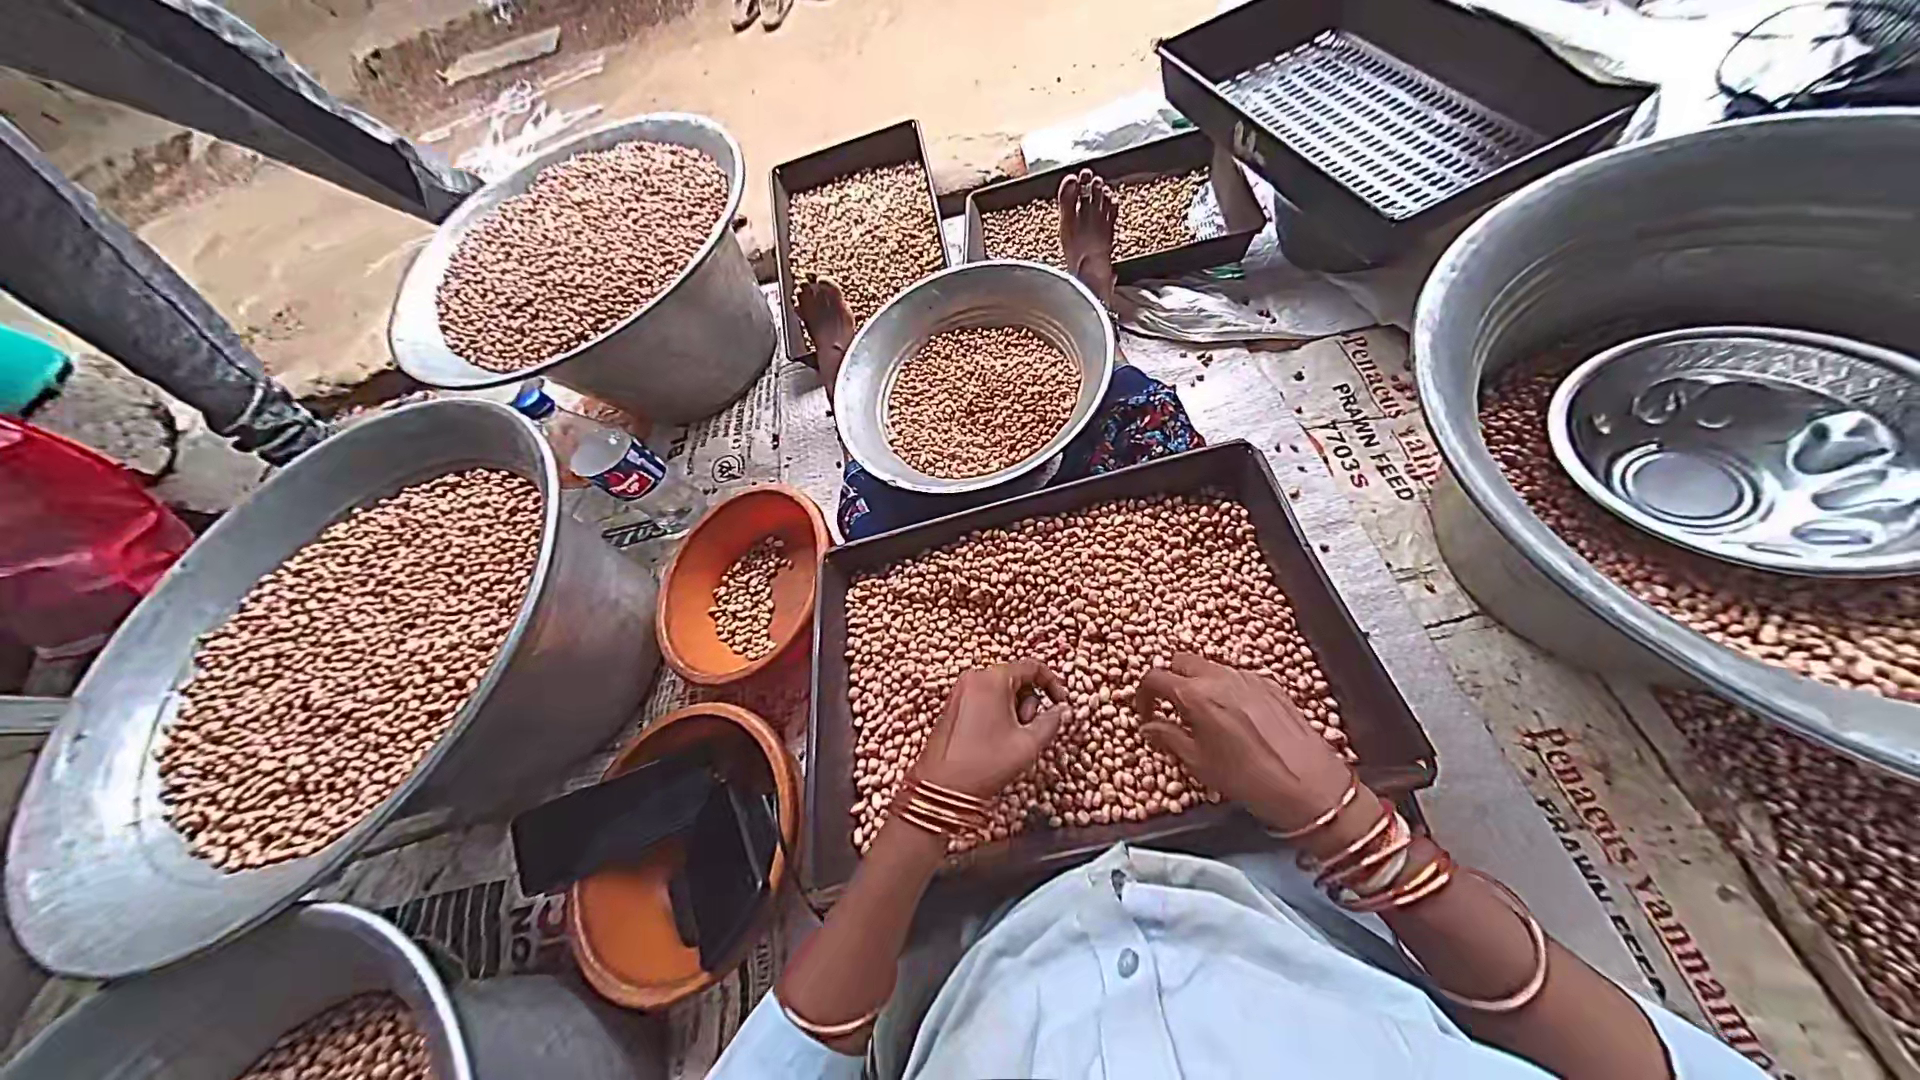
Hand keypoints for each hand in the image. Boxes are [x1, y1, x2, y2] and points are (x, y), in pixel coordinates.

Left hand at [913, 660, 1068, 797]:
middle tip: (1027, 731)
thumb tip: (1062, 710)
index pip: (1031, 667)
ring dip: (1013, 711)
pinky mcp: (953, 706)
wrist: (941, 787)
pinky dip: (997, 714)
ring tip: (1009, 740)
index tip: (1060, 704)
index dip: (1052, 684)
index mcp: (992, 679)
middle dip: (1028, 703)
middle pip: (1016, 679)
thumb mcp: (1028, 743)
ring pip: (1000, 691)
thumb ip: (1052, 721)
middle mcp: (973, 678)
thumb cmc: (985, 763)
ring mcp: (960, 691)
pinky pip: (984, 700)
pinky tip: (994, 741)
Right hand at [1135, 654, 1356, 831]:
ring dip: (1198, 683)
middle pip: (1181, 662)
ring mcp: (1248, 677)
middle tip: (1170, 707)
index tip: (1146, 713)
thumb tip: (1150, 726)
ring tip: (1203, 715)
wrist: (1312, 788)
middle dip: (1170, 680)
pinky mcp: (1271, 685)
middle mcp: (1220, 677)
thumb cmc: (1250, 779)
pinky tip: (1233, 716)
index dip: (1144, 695)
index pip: (1155, 678)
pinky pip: (1237, 676)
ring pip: (1210, 666)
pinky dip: (1225, 688)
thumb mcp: (1198, 762)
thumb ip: (1168, 737)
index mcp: (1196, 694)